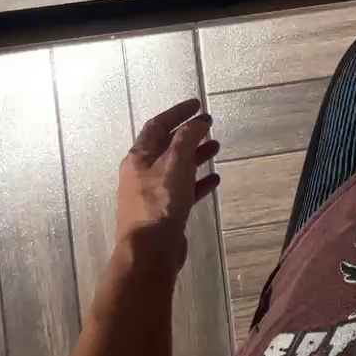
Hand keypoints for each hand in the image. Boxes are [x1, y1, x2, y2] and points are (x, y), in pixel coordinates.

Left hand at [114, 98, 220, 271]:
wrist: (150, 251)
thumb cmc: (160, 201)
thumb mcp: (175, 162)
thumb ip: (187, 138)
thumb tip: (199, 121)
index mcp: (139, 157)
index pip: (157, 125)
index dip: (177, 112)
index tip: (197, 104)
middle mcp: (142, 172)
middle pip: (167, 145)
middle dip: (189, 134)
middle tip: (210, 125)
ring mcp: (152, 193)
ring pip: (177, 166)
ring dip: (196, 155)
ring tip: (216, 148)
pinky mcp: (164, 211)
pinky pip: (184, 188)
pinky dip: (198, 180)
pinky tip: (214, 179)